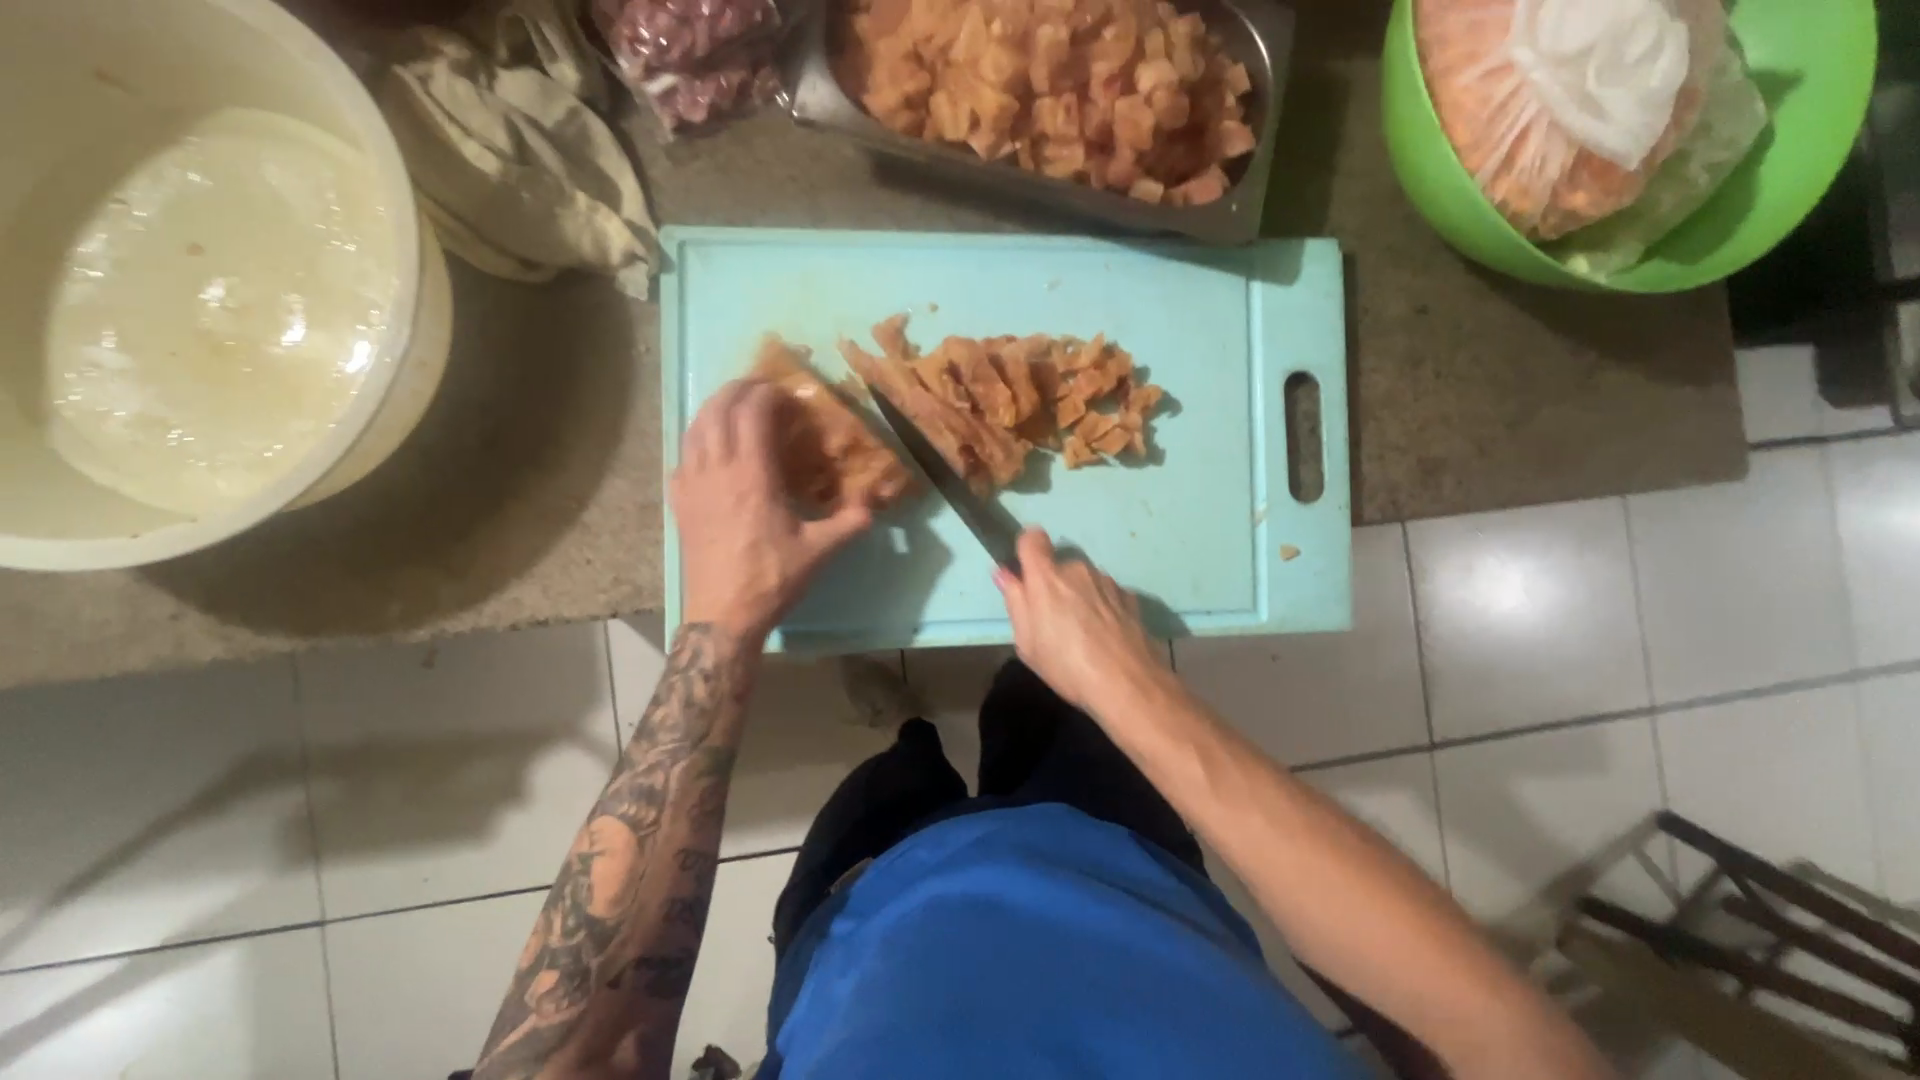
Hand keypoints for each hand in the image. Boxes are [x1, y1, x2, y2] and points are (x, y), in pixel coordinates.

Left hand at [673, 379, 873, 643]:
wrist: (722, 615)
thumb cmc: (772, 579)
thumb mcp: (820, 551)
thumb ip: (851, 521)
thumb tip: (876, 502)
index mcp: (752, 475)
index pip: (753, 413)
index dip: (769, 394)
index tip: (788, 395)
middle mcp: (717, 470)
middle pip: (718, 409)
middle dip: (739, 389)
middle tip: (761, 389)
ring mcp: (692, 485)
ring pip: (695, 428)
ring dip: (714, 409)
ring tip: (734, 408)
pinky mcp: (679, 503)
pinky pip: (682, 457)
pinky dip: (696, 441)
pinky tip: (709, 450)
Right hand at [994, 528, 1170, 714]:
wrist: (1128, 684)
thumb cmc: (1067, 666)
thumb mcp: (1027, 643)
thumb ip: (1015, 602)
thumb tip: (1005, 574)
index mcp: (1047, 578)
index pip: (1032, 538)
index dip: (1027, 550)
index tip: (1026, 574)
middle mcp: (1078, 570)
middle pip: (1060, 566)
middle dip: (1054, 585)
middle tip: (1053, 621)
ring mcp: (1107, 581)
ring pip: (1085, 580)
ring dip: (1080, 596)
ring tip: (1084, 634)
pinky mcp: (1130, 596)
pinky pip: (1107, 594)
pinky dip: (1103, 607)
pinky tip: (1106, 636)